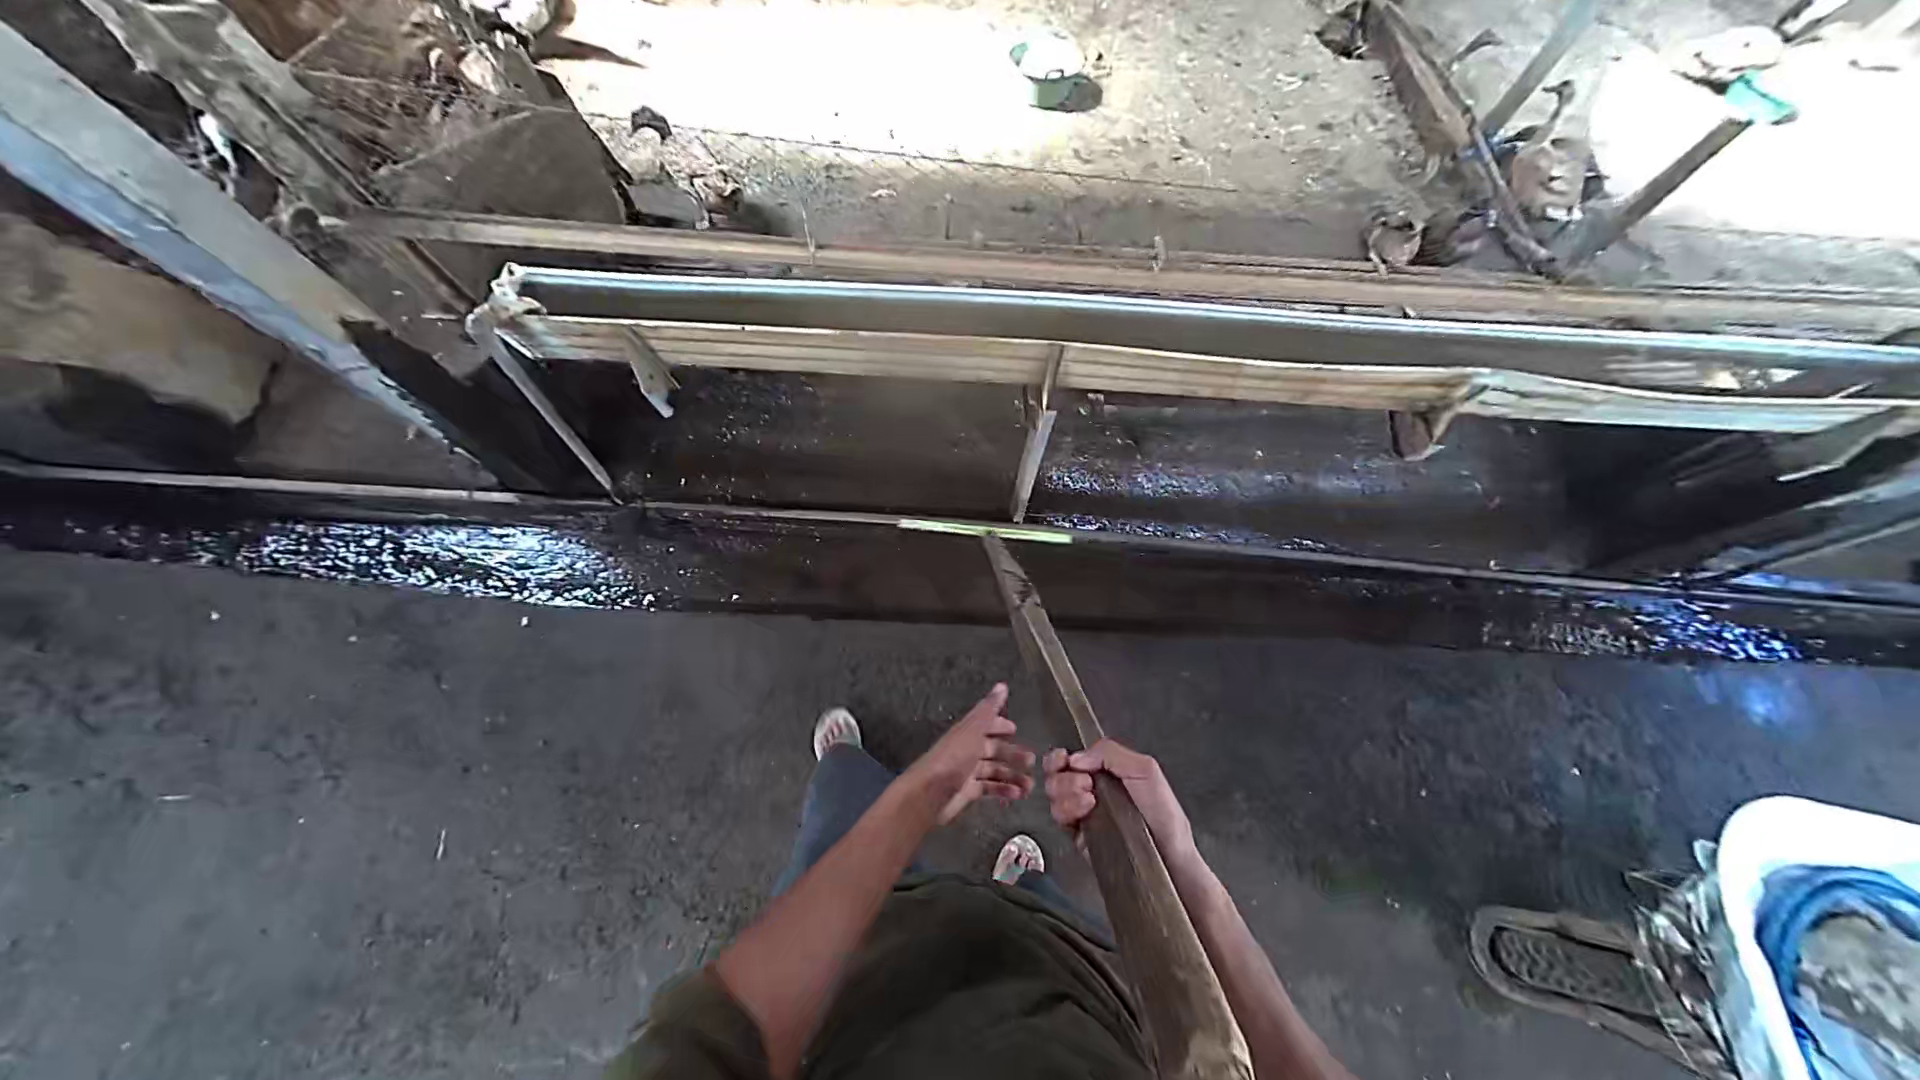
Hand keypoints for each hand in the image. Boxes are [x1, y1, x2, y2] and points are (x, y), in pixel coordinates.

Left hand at [902, 683, 1035, 824]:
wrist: (929, 793)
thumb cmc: (953, 758)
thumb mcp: (973, 729)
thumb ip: (989, 709)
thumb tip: (1002, 685)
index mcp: (967, 732)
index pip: (985, 723)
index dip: (999, 724)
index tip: (1015, 729)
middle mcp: (967, 749)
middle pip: (992, 748)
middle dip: (1012, 754)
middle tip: (1032, 761)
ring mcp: (967, 771)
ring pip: (994, 770)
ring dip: (1012, 775)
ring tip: (1030, 785)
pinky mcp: (968, 791)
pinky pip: (989, 787)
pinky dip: (1004, 790)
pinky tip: (1018, 794)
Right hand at [1044, 738, 1195, 861]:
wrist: (1167, 853)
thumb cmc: (1162, 810)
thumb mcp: (1144, 769)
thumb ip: (1110, 752)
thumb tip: (1075, 759)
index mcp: (1102, 770)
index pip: (1068, 758)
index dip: (1059, 758)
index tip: (1063, 760)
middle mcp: (1088, 789)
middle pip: (1054, 775)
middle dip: (1065, 777)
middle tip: (1087, 784)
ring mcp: (1081, 812)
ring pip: (1054, 795)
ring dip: (1068, 793)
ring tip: (1091, 800)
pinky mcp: (1078, 835)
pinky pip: (1058, 818)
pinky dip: (1068, 811)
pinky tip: (1087, 812)